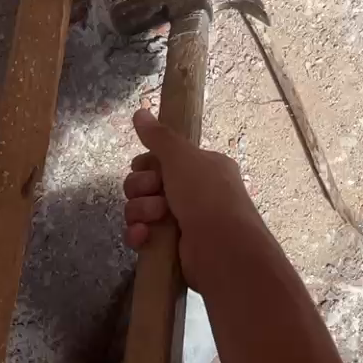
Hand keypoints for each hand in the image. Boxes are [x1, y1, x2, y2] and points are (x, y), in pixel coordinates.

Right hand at [122, 107, 274, 295]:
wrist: (223, 250)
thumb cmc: (207, 196)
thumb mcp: (182, 158)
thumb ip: (158, 137)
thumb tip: (139, 111)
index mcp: (200, 167)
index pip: (160, 159)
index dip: (146, 164)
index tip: (148, 168)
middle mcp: (191, 192)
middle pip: (144, 183)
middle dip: (141, 188)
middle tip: (155, 193)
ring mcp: (180, 221)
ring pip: (139, 208)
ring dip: (140, 211)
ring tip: (156, 219)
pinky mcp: (169, 246)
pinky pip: (141, 234)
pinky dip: (139, 234)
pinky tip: (144, 237)